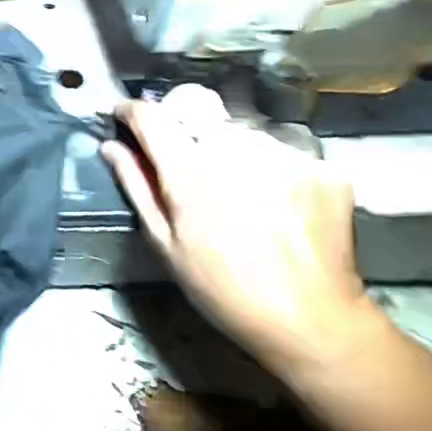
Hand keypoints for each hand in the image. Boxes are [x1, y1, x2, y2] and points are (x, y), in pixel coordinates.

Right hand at [101, 85, 384, 372]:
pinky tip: (277, 203)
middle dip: (185, 131)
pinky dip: (272, 168)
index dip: (132, 111)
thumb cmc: (224, 289)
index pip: (151, 116)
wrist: (310, 319)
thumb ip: (137, 187)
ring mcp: (284, 152)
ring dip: (231, 149)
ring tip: (240, 193)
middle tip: (191, 171)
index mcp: (190, 170)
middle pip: (197, 113)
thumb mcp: (167, 245)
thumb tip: (111, 147)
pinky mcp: (320, 164)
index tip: (125, 116)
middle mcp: (236, 147)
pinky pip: (283, 149)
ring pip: (242, 130)